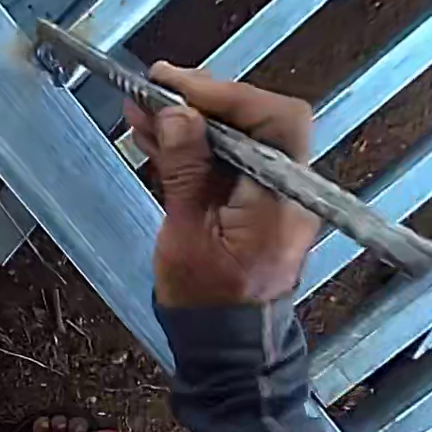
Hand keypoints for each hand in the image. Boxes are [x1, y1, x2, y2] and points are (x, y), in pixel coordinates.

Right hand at [127, 64, 320, 306]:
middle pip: (258, 122)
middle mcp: (287, 191)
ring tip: (143, 109)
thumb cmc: (204, 301)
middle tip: (155, 90)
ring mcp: (272, 195)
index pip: (276, 122)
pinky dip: (194, 147)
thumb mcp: (185, 236)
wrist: (223, 343)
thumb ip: (186, 172)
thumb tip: (178, 113)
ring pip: (238, 138)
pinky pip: (227, 162)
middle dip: (204, 102)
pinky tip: (157, 135)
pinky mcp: (252, 201)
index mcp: (280, 201)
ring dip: (192, 122)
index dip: (228, 95)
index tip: (177, 88)